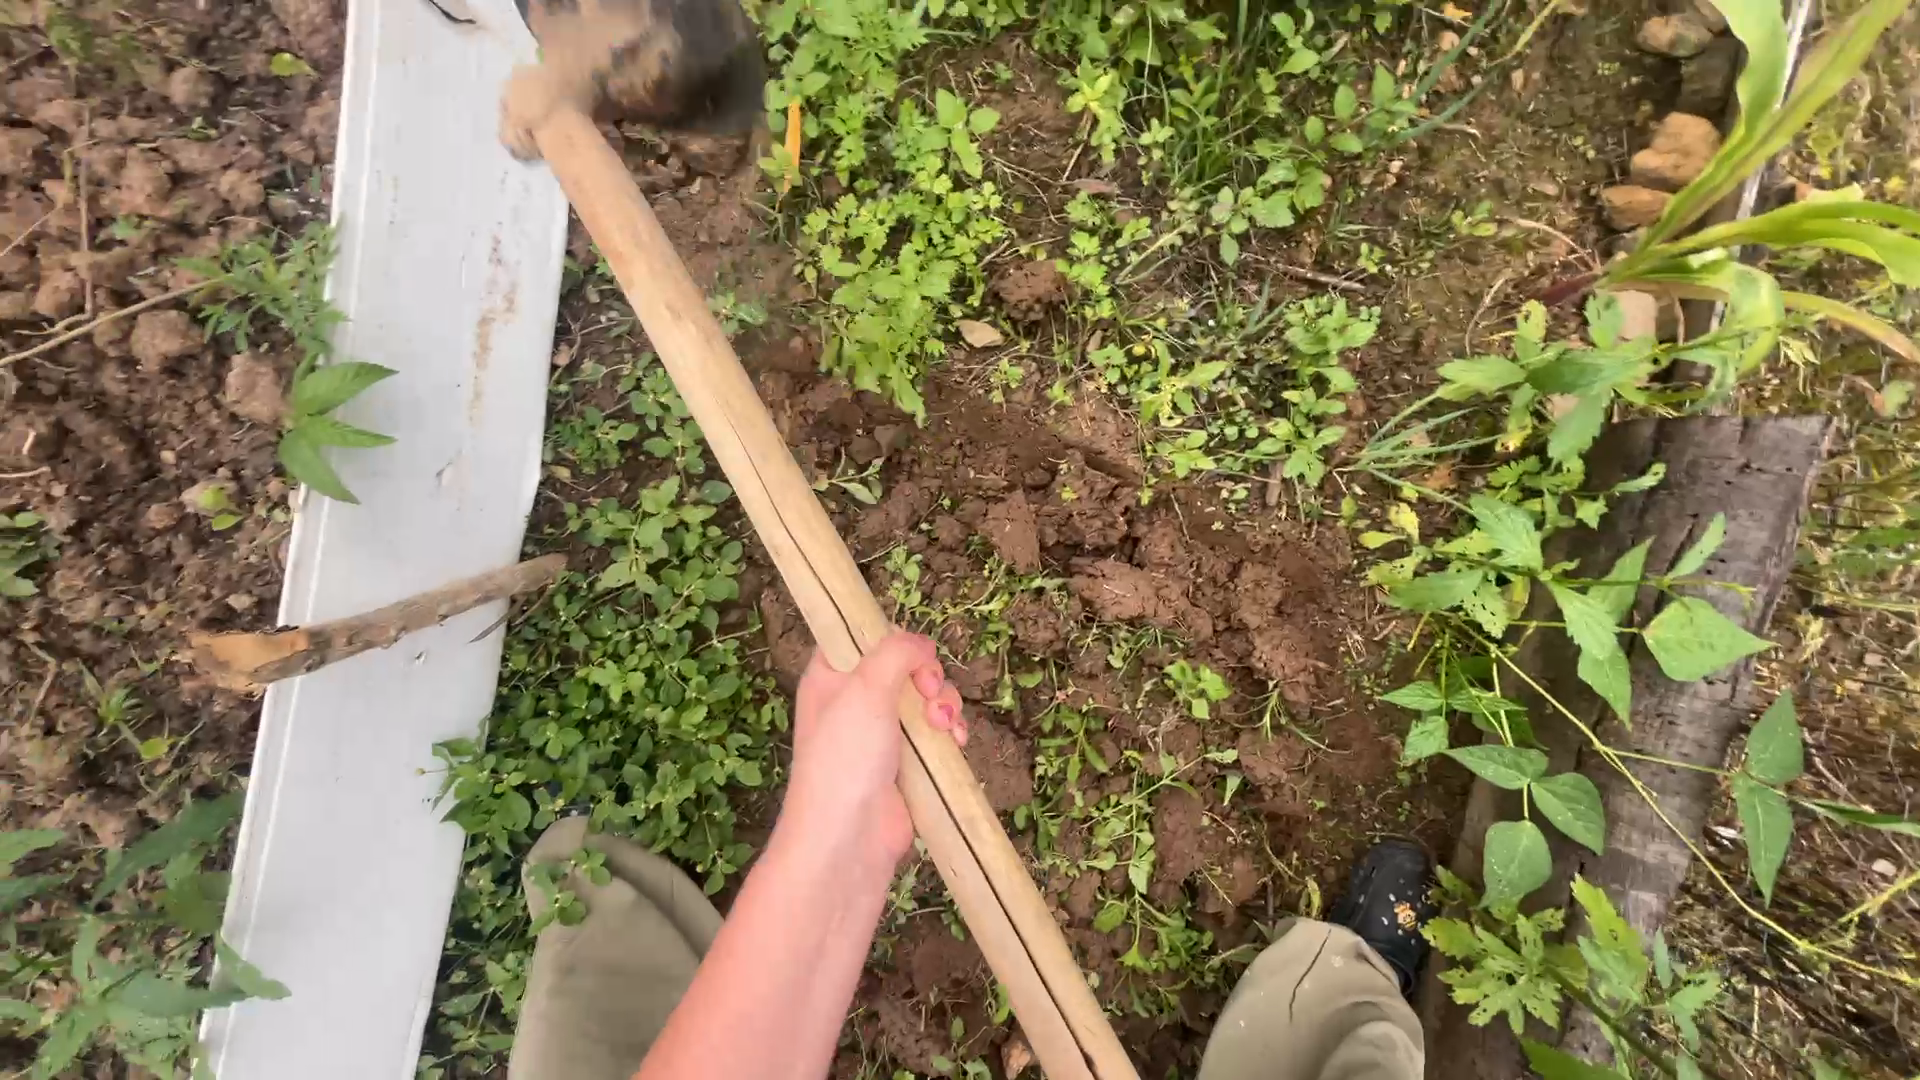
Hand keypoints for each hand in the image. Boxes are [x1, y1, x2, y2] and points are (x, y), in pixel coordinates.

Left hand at [781, 633, 966, 866]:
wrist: (848, 838)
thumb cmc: (845, 756)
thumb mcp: (865, 688)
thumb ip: (896, 652)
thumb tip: (922, 644)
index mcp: (832, 676)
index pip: (861, 638)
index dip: (891, 639)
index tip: (909, 653)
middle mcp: (855, 700)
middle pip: (904, 666)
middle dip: (928, 677)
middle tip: (928, 693)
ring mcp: (882, 732)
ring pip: (926, 697)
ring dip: (944, 704)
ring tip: (944, 726)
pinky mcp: (906, 760)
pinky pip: (936, 731)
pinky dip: (950, 731)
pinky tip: (956, 742)